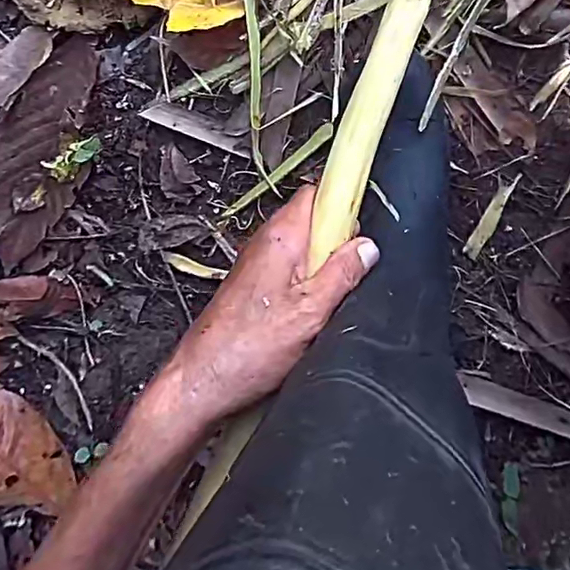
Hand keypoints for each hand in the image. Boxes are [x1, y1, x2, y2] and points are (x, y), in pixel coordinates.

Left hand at [147, 185, 377, 431]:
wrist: (203, 378)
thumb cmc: (244, 348)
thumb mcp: (310, 312)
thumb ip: (343, 275)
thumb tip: (367, 248)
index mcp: (281, 236)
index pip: (318, 191)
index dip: (344, 202)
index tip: (361, 225)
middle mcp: (268, 240)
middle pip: (316, 220)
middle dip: (337, 244)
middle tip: (342, 277)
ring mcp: (260, 260)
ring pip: (306, 247)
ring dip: (321, 268)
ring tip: (320, 302)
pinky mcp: (256, 281)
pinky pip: (292, 269)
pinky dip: (305, 285)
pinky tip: (303, 315)